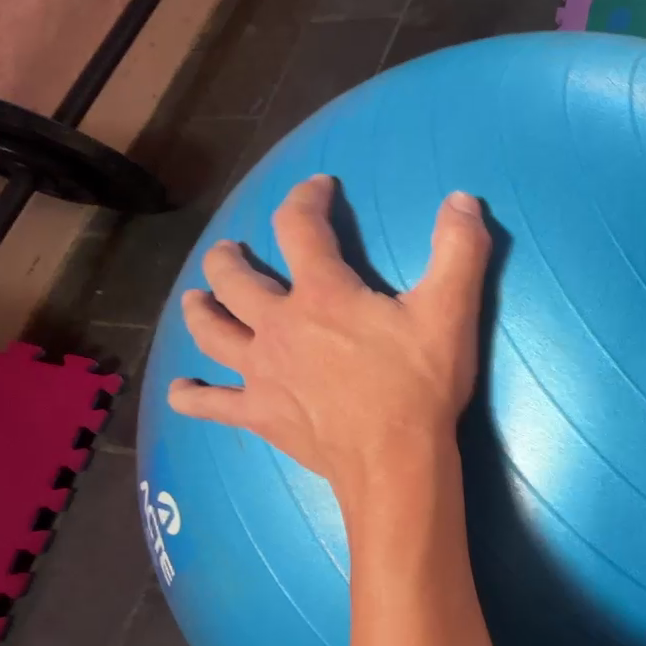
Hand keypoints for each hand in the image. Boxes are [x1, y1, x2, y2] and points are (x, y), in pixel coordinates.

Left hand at [168, 176, 491, 493]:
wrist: (395, 458)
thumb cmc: (422, 383)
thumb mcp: (452, 312)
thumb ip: (459, 251)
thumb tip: (462, 197)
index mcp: (323, 294)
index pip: (301, 228)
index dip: (308, 199)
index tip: (319, 187)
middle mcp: (278, 324)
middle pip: (235, 280)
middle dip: (232, 257)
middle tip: (236, 250)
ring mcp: (261, 372)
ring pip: (210, 331)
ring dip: (200, 309)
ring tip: (198, 299)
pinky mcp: (260, 413)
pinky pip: (211, 403)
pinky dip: (193, 394)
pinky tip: (183, 389)